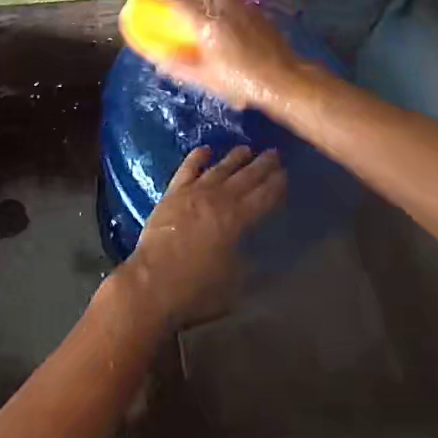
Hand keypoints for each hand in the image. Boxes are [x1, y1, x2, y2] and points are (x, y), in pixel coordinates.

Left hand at [115, 145, 285, 327]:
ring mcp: (193, 193)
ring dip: (234, 158)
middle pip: (245, 178)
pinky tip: (205, 149)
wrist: (153, 283)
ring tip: (246, 148)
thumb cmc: (197, 289)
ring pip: (219, 169)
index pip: (263, 197)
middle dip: (261, 165)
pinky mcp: (172, 194)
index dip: (276, 185)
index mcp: (237, 220)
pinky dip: (197, 157)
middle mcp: (218, 200)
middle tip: (274, 153)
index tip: (285, 173)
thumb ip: (250, 264)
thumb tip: (262, 254)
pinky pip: (187, 169)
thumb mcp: (236, 282)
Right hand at [143, 0, 316, 110]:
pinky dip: (222, 4)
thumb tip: (157, 59)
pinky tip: (224, 22)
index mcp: (207, 24)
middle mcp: (224, 8)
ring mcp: (243, 8)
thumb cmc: (242, 83)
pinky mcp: (257, 13)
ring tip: (201, 12)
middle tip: (179, 5)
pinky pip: (233, 0)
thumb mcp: (205, 79)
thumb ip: (178, 66)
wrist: (284, 80)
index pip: (178, 2)